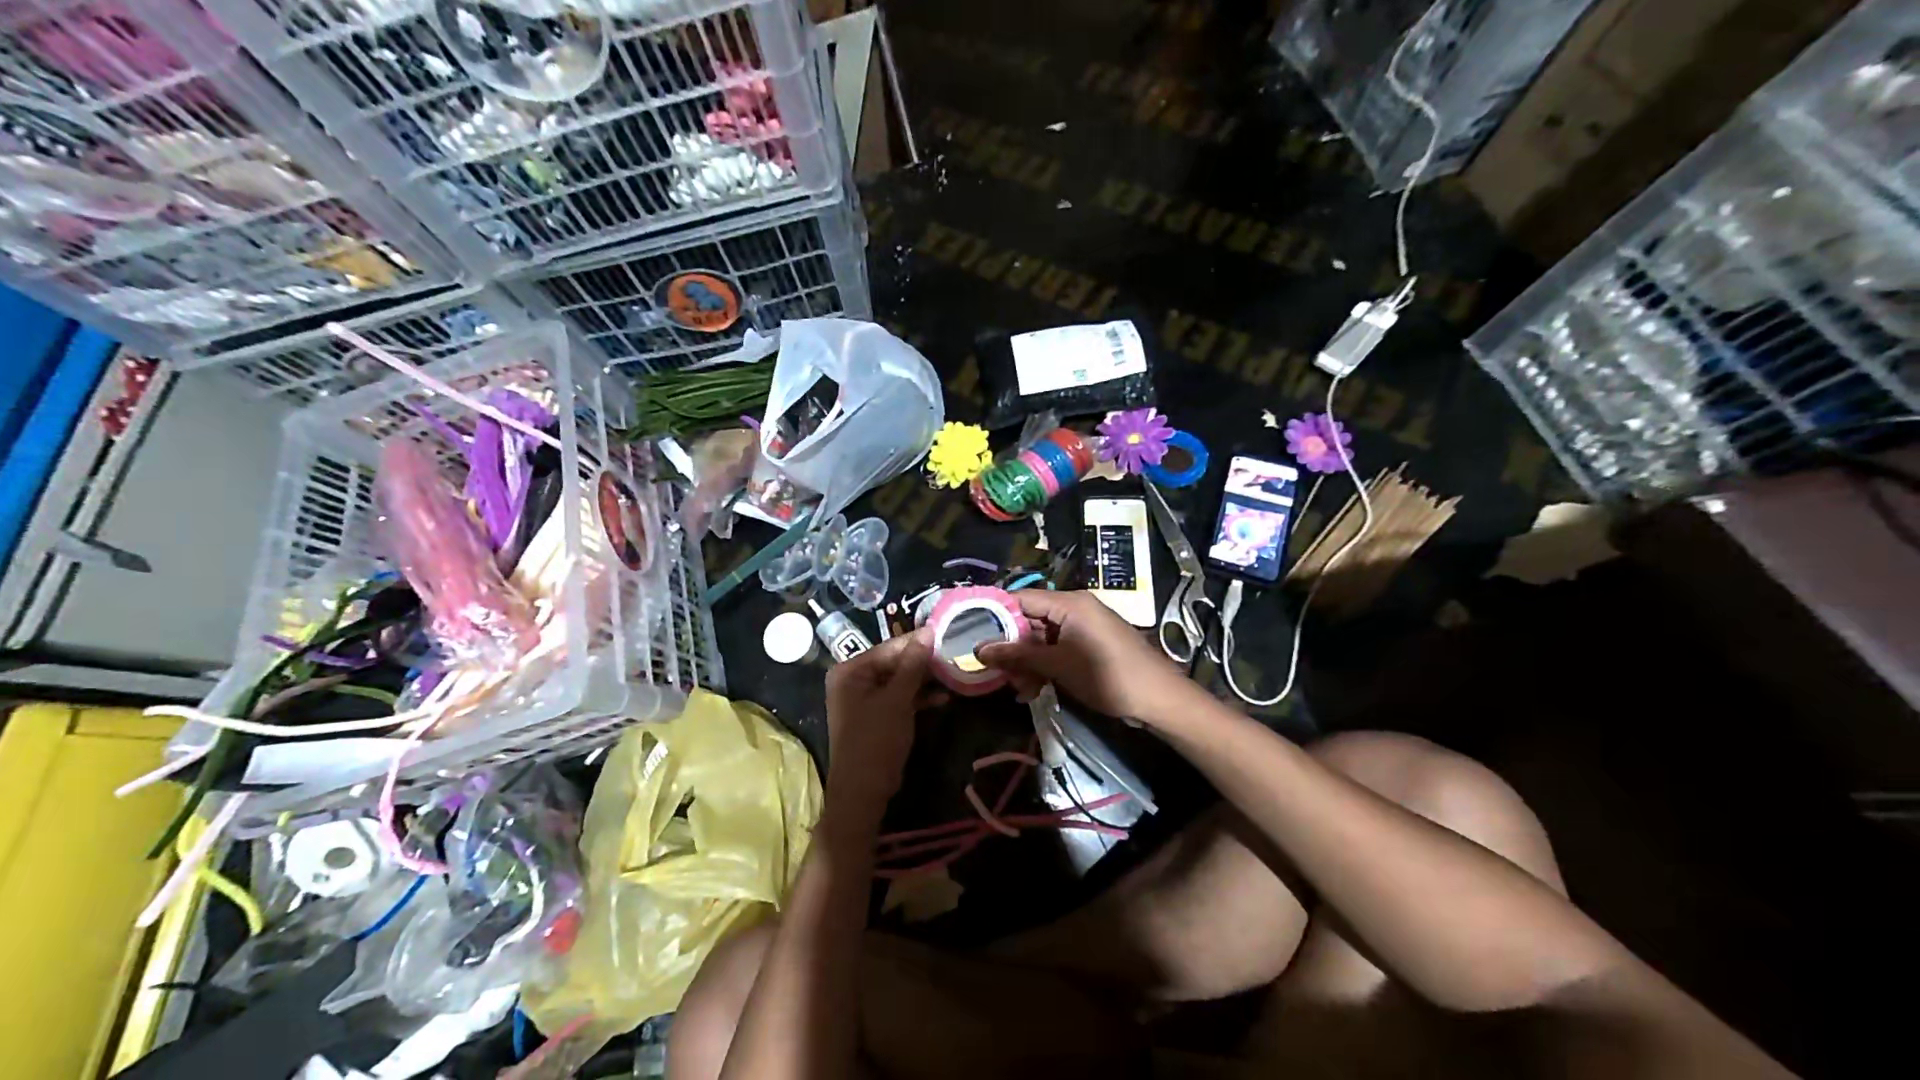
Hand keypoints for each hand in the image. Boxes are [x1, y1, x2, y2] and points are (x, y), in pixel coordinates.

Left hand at [823, 628, 941, 814]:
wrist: (863, 790)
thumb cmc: (876, 739)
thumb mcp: (897, 699)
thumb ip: (913, 664)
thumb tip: (928, 631)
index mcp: (850, 670)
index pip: (889, 647)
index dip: (918, 642)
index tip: (947, 633)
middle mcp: (853, 680)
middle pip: (894, 662)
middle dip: (923, 662)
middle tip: (954, 653)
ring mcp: (864, 699)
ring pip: (899, 681)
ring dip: (924, 680)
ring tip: (953, 673)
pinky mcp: (876, 716)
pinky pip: (899, 698)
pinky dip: (918, 697)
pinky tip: (943, 697)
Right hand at [976, 590, 1196, 724]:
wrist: (1159, 698)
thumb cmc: (1107, 675)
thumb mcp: (1057, 666)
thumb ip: (1017, 655)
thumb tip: (979, 649)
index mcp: (1069, 603)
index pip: (1021, 598)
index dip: (996, 616)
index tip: (974, 636)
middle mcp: (1075, 608)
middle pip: (1030, 620)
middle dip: (1013, 648)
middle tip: (1000, 674)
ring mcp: (1084, 627)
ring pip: (1042, 639)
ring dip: (1028, 663)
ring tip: (1021, 690)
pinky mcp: (1090, 645)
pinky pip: (1058, 648)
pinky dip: (1045, 666)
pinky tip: (1034, 690)